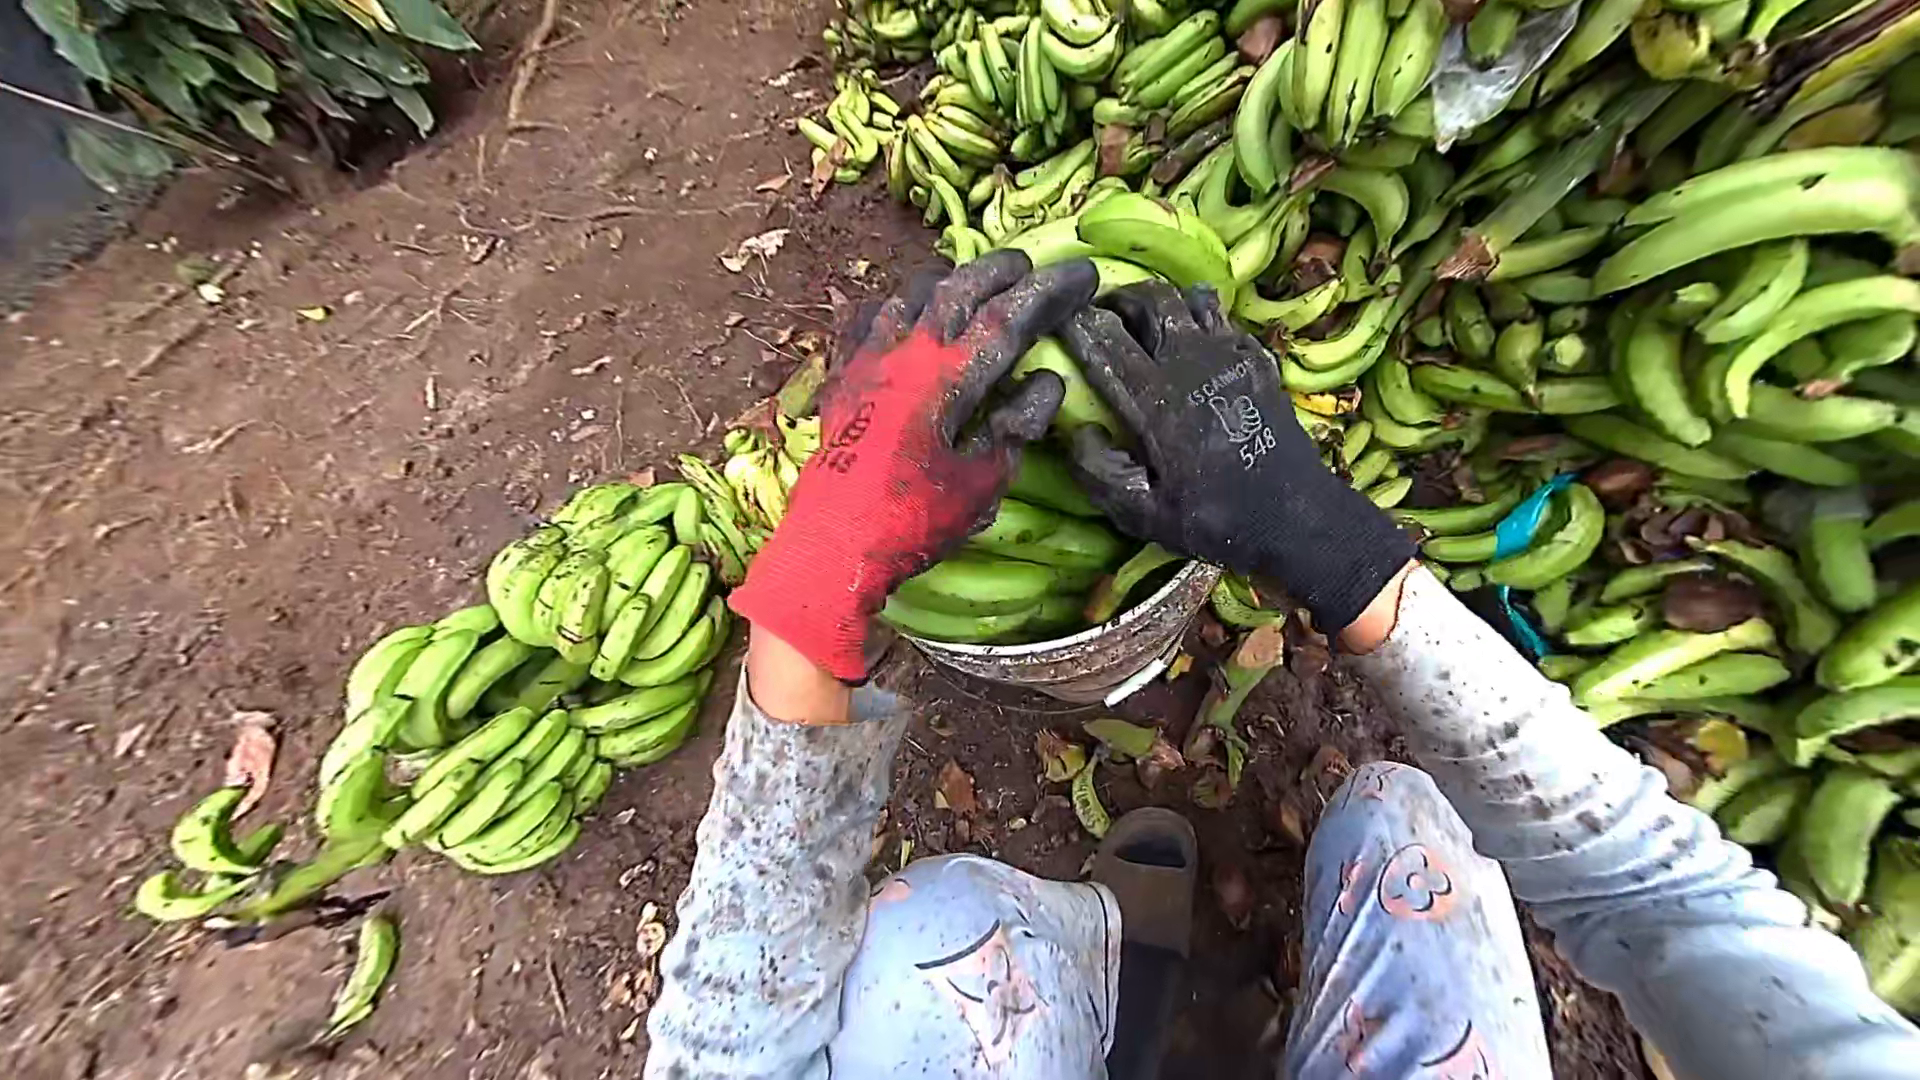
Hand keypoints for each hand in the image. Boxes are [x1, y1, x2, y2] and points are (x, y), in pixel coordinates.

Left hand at [729, 251, 1098, 681]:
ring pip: (910, 296)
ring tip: (971, 282)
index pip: (1008, 318)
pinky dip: (894, 307)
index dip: (1049, 292)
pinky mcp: (842, 379)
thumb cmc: (914, 521)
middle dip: (1000, 271)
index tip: (1082, 275)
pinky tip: (902, 312)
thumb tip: (1045, 382)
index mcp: (947, 379)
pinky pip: (867, 322)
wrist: (834, 545)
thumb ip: (1014, 427)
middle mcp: (905, 354)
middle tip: (1029, 267)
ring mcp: (867, 361)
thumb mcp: (981, 484)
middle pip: (959, 290)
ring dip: (948, 282)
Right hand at [1058, 281, 1414, 635]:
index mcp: (1158, 402)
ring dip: (1159, 300)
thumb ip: (1097, 472)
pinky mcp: (1257, 361)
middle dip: (1118, 298)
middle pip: (1150, 302)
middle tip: (1099, 310)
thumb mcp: (1140, 514)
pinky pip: (1222, 317)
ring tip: (1140, 315)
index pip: (1107, 343)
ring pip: (1189, 299)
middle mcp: (1192, 365)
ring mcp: (1231, 356)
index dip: (1078, 324)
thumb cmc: (1210, 519)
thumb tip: (1076, 428)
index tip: (1058, 316)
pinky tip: (1189, 334)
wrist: (1292, 517)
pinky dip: (1197, 314)